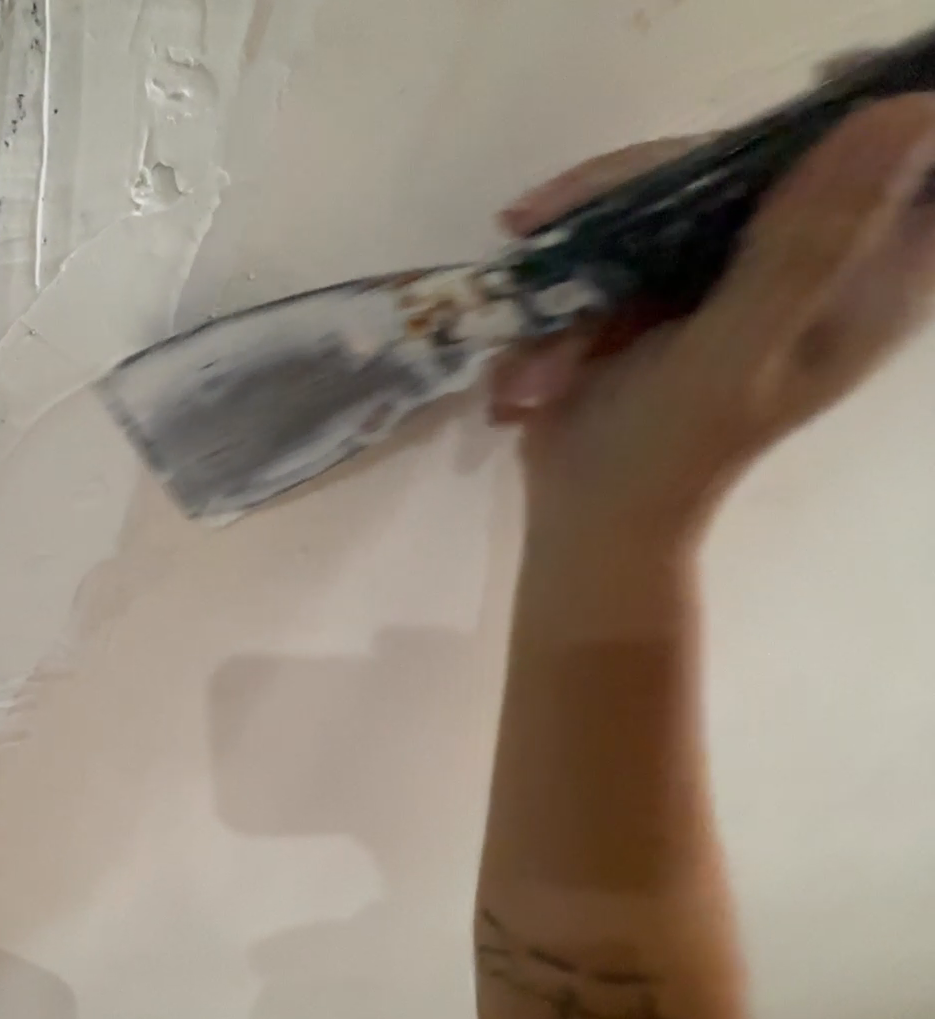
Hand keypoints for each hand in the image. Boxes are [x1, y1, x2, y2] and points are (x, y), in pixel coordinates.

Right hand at [490, 95, 934, 541]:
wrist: (583, 514)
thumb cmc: (659, 452)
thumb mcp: (729, 356)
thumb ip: (805, 248)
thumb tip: (893, 114)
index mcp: (865, 277)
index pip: (869, 155)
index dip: (806, 126)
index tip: (708, 144)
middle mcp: (801, 264)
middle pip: (739, 169)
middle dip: (632, 189)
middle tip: (539, 214)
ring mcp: (719, 280)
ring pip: (660, 205)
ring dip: (577, 238)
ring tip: (515, 249)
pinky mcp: (656, 297)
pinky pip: (611, 249)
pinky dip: (558, 271)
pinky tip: (521, 283)